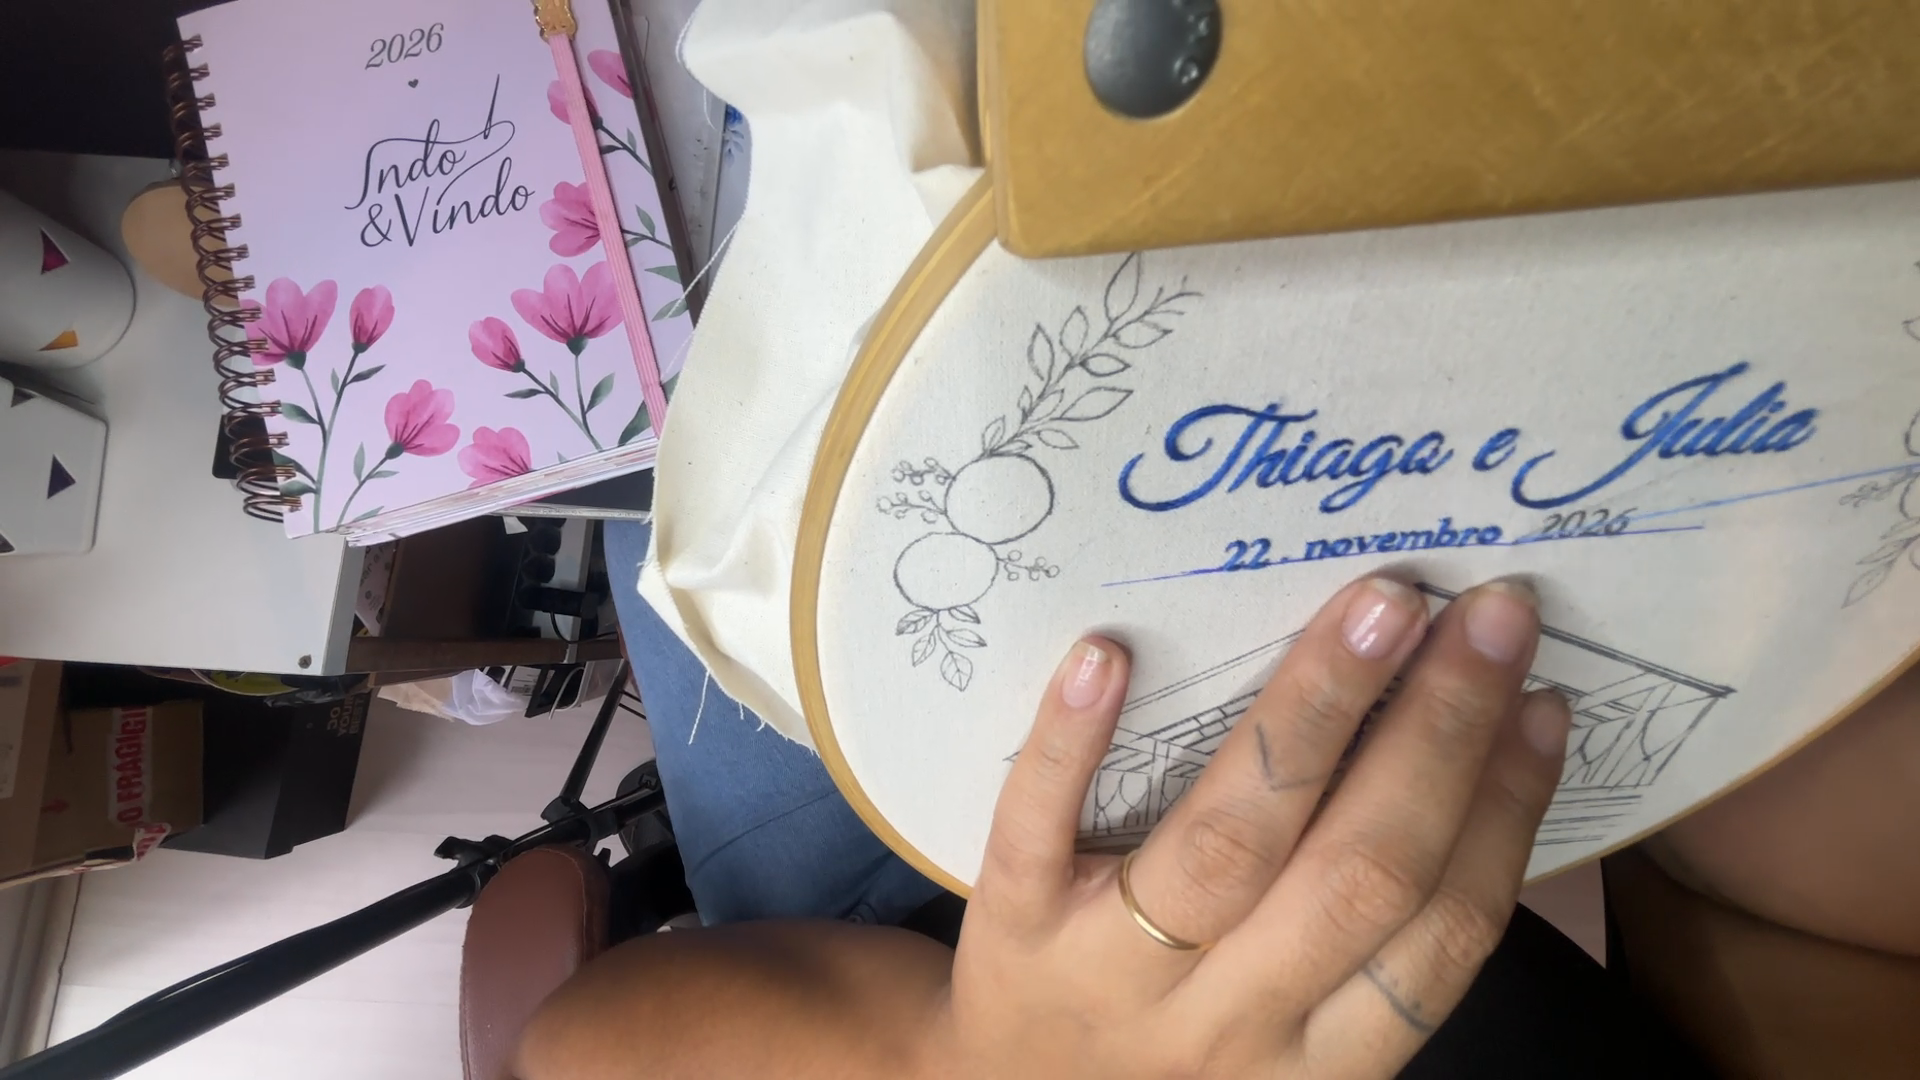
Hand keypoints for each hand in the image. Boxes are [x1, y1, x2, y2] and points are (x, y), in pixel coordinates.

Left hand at [932, 578, 1571, 1078]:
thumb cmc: (1164, 1041)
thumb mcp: (1278, 1031)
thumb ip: (1343, 937)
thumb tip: (1438, 779)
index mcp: (1316, 1053)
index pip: (1437, 927)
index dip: (1501, 808)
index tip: (1538, 696)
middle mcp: (1224, 1017)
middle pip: (1353, 871)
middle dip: (1434, 733)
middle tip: (1478, 613)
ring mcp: (1106, 964)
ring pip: (1225, 838)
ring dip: (1308, 711)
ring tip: (1370, 611)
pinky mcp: (1012, 917)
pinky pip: (1038, 823)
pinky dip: (1073, 738)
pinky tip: (1107, 653)